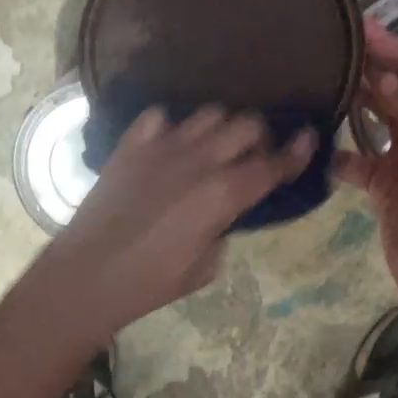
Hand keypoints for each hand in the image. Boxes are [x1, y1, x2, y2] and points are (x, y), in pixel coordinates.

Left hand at [30, 107, 314, 342]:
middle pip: (245, 125)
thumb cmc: (149, 282)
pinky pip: (158, 117)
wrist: (87, 273)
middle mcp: (198, 161)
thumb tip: (221, 214)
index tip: (309, 140)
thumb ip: (221, 230)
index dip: (296, 153)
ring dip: (218, 128)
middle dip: (257, 137)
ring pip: (207, 114)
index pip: (272, 165)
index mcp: (223, 194)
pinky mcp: (130, 146)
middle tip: (251, 157)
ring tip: (211, 148)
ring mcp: (161, 147)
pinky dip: (170, 127)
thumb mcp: (203, 266)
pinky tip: (167, 147)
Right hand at [335, 18, 397, 298]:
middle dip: (370, 66)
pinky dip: (338, 151)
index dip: (397, 47)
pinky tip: (313, 142)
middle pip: (397, 89)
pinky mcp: (384, 185)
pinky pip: (357, 159)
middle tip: (328, 45)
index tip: (361, 27)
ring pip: (375, 119)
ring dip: (353, 99)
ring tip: (317, 78)